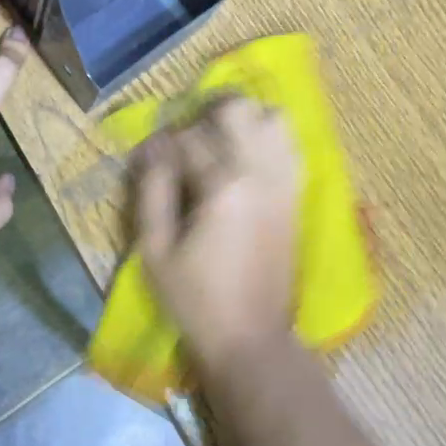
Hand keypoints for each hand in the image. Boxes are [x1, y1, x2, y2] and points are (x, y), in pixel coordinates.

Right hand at [134, 96, 302, 371]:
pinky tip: (245, 156)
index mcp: (222, 186)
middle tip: (185, 140)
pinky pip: (289, 143)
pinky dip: (267, 136)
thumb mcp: (155, 250)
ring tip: (219, 141)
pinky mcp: (296, 193)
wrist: (252, 338)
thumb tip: (151, 148)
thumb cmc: (195, 299)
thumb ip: (152, 190)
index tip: (149, 160)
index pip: (187, 136)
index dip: (161, 143)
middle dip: (204, 114)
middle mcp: (260, 172)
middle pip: (236, 108)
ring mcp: (284, 180)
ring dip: (242, 119)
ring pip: (270, 115)